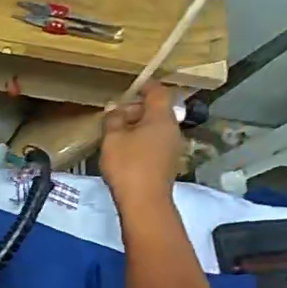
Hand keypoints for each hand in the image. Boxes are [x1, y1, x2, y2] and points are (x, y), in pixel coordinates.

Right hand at [98, 82, 182, 213]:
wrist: (144, 201)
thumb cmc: (128, 165)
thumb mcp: (112, 139)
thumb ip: (113, 119)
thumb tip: (116, 109)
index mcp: (161, 118)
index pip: (158, 92)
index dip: (146, 86)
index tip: (133, 87)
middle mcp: (172, 129)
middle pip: (158, 111)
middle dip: (138, 110)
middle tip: (117, 116)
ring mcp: (173, 147)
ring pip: (157, 128)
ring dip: (140, 127)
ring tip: (119, 135)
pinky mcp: (169, 162)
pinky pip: (157, 143)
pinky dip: (144, 141)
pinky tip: (128, 151)